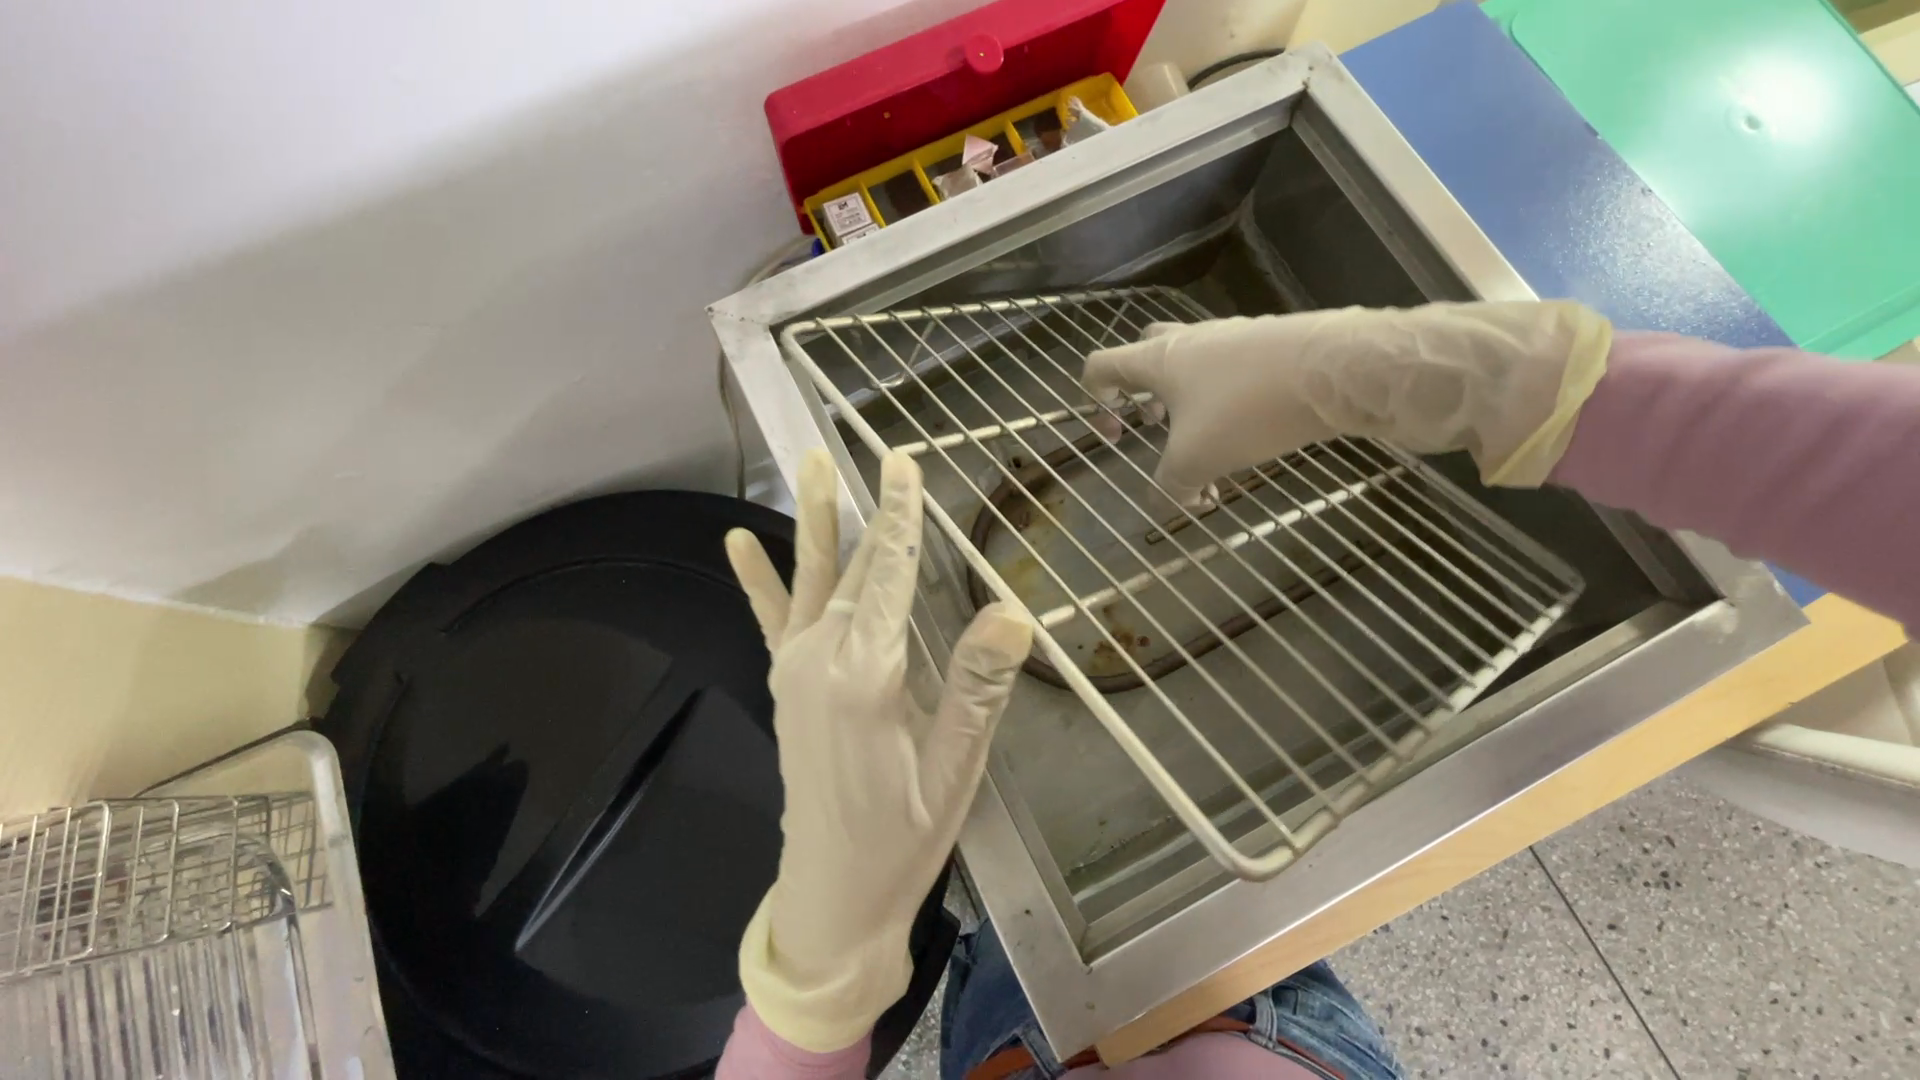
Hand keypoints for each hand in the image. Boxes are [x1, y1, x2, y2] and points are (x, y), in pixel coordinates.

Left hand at [724, 447, 1032, 1052]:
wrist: (833, 895)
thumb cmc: (902, 836)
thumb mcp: (952, 770)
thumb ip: (976, 688)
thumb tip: (1011, 612)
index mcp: (866, 675)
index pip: (889, 577)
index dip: (901, 517)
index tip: (904, 463)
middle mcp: (820, 659)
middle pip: (854, 569)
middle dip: (870, 509)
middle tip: (876, 450)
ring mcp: (794, 670)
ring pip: (808, 579)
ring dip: (811, 520)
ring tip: (809, 464)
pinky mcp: (785, 686)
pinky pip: (770, 619)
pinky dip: (757, 579)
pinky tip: (736, 542)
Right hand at [1081, 301, 1613, 506]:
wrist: (1342, 370)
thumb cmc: (1249, 410)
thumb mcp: (1197, 461)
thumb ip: (1170, 487)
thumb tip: (1165, 507)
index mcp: (1160, 360)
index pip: (1102, 365)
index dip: (1095, 401)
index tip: (1116, 436)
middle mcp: (1193, 340)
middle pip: (1148, 355)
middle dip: (1144, 393)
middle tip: (1158, 426)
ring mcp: (1238, 337)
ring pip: (1197, 365)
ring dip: (1192, 404)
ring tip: (1213, 445)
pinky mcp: (1278, 345)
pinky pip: (1238, 371)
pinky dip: (1232, 403)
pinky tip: (1256, 435)